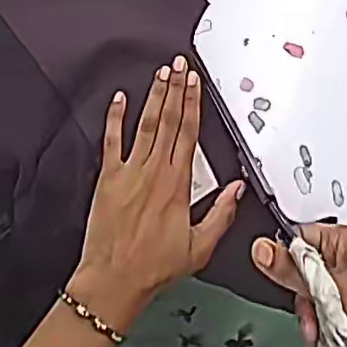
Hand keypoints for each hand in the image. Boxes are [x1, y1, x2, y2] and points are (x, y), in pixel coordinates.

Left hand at [67, 57, 244, 330]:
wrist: (113, 281)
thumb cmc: (153, 266)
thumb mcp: (198, 247)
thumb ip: (221, 214)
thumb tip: (237, 189)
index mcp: (177, 185)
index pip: (188, 133)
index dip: (192, 104)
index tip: (195, 83)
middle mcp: (154, 172)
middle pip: (168, 120)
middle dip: (175, 89)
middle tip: (179, 65)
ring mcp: (130, 171)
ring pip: (145, 124)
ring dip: (154, 95)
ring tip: (161, 73)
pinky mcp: (108, 177)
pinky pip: (112, 140)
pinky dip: (115, 117)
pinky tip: (120, 99)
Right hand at [252, 223, 346, 346]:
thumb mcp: (331, 293)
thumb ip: (293, 271)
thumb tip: (262, 248)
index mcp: (342, 240)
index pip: (296, 238)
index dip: (287, 262)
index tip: (287, 283)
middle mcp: (346, 258)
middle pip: (301, 271)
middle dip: (304, 300)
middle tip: (314, 315)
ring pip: (312, 298)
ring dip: (315, 321)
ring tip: (329, 335)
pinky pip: (325, 317)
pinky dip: (326, 332)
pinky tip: (336, 344)